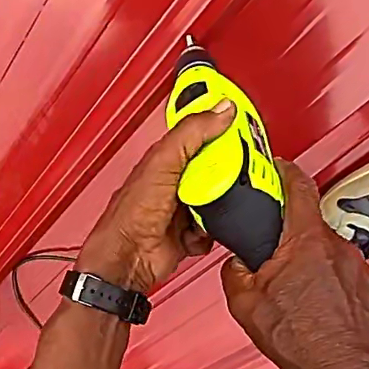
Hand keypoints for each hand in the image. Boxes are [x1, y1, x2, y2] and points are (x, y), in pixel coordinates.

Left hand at [76, 101, 235, 293]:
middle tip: (229, 173)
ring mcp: (184, 206)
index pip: (199, 128)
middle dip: (228, 170)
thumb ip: (191, 133)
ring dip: (220, 205)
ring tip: (208, 208)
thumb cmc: (129, 215)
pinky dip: (212, 232)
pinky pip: (217, 226)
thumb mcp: (162, 163)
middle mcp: (176, 179)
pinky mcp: (191, 231)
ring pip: (221, 196)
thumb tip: (221, 109)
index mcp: (167, 156)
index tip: (240, 115)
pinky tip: (198, 232)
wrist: (127, 259)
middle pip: (217, 164)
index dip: (219, 120)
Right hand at [221, 159, 368, 368]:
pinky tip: (309, 302)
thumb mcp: (246, 304)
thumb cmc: (304, 341)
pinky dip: (322, 278)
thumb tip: (237, 264)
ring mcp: (355, 265)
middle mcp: (335, 247)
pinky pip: (338, 269)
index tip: (275, 166)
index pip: (298, 185)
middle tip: (270, 250)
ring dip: (305, 259)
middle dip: (287, 232)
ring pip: (323, 248)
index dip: (284, 169)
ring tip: (290, 288)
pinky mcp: (365, 284)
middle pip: (307, 221)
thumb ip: (235, 272)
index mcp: (305, 242)